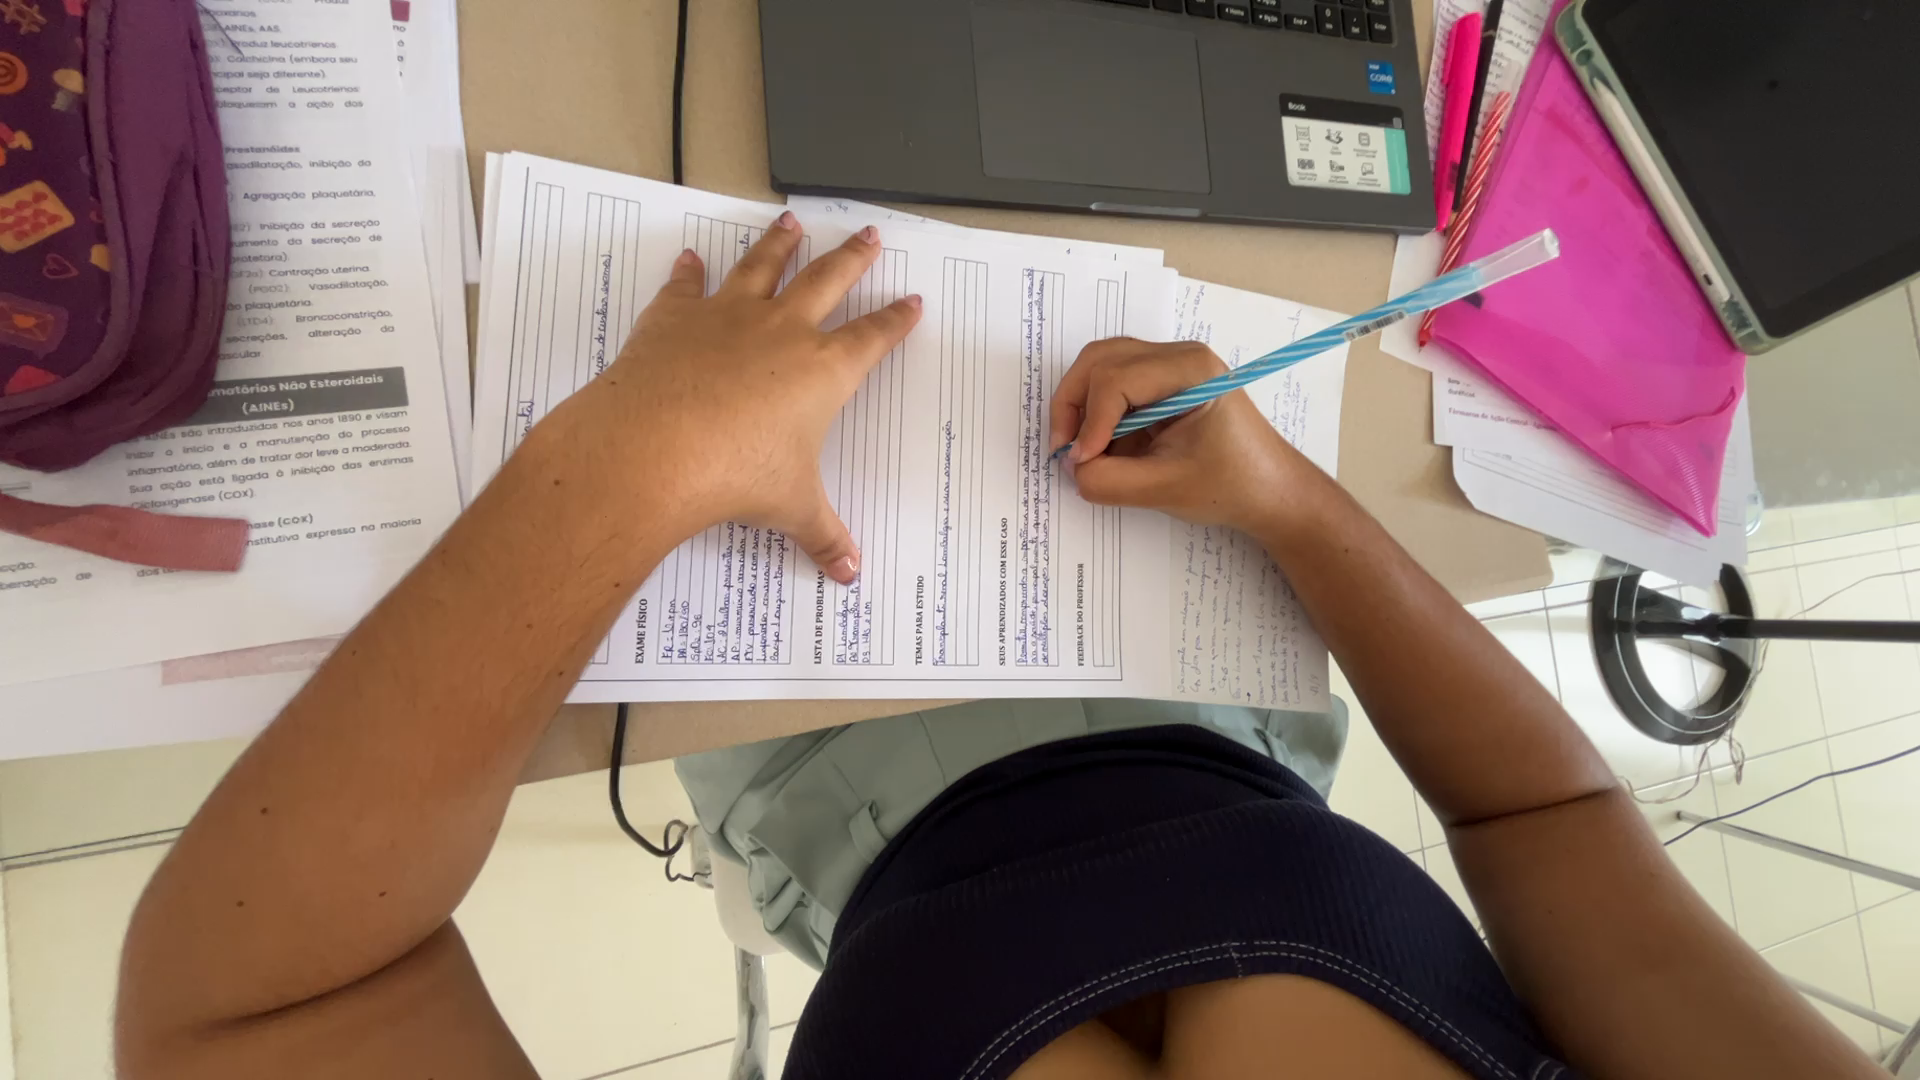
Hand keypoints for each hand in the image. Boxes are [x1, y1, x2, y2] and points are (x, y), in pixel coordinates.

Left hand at [552, 212, 919, 582]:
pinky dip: (691, 272)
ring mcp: (728, 317)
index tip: (910, 300)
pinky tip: (691, 258)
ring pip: (764, 265)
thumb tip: (849, 573)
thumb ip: (825, 537)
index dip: (896, 320)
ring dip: (781, 243)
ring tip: (791, 220)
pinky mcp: (677, 318)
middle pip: (828, 279)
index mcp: (823, 371)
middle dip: (852, 257)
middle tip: (867, 234)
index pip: (873, 337)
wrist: (655, 451)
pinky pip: (688, 286)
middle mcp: (782, 331)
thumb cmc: (735, 475)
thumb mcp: (792, 508)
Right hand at [1049, 339, 1317, 534]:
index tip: (1082, 465)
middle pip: (1099, 360)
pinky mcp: (1158, 386)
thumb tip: (1070, 468)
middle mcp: (1176, 356)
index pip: (1116, 380)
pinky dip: (1094, 415)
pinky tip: (1101, 448)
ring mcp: (1166, 367)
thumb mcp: (1164, 490)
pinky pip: (1110, 387)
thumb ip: (1108, 481)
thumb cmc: (1231, 487)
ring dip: (1079, 407)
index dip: (1089, 423)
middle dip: (1073, 405)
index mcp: (1190, 370)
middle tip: (1064, 450)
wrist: (1269, 491)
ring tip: (1079, 449)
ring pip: (1099, 368)